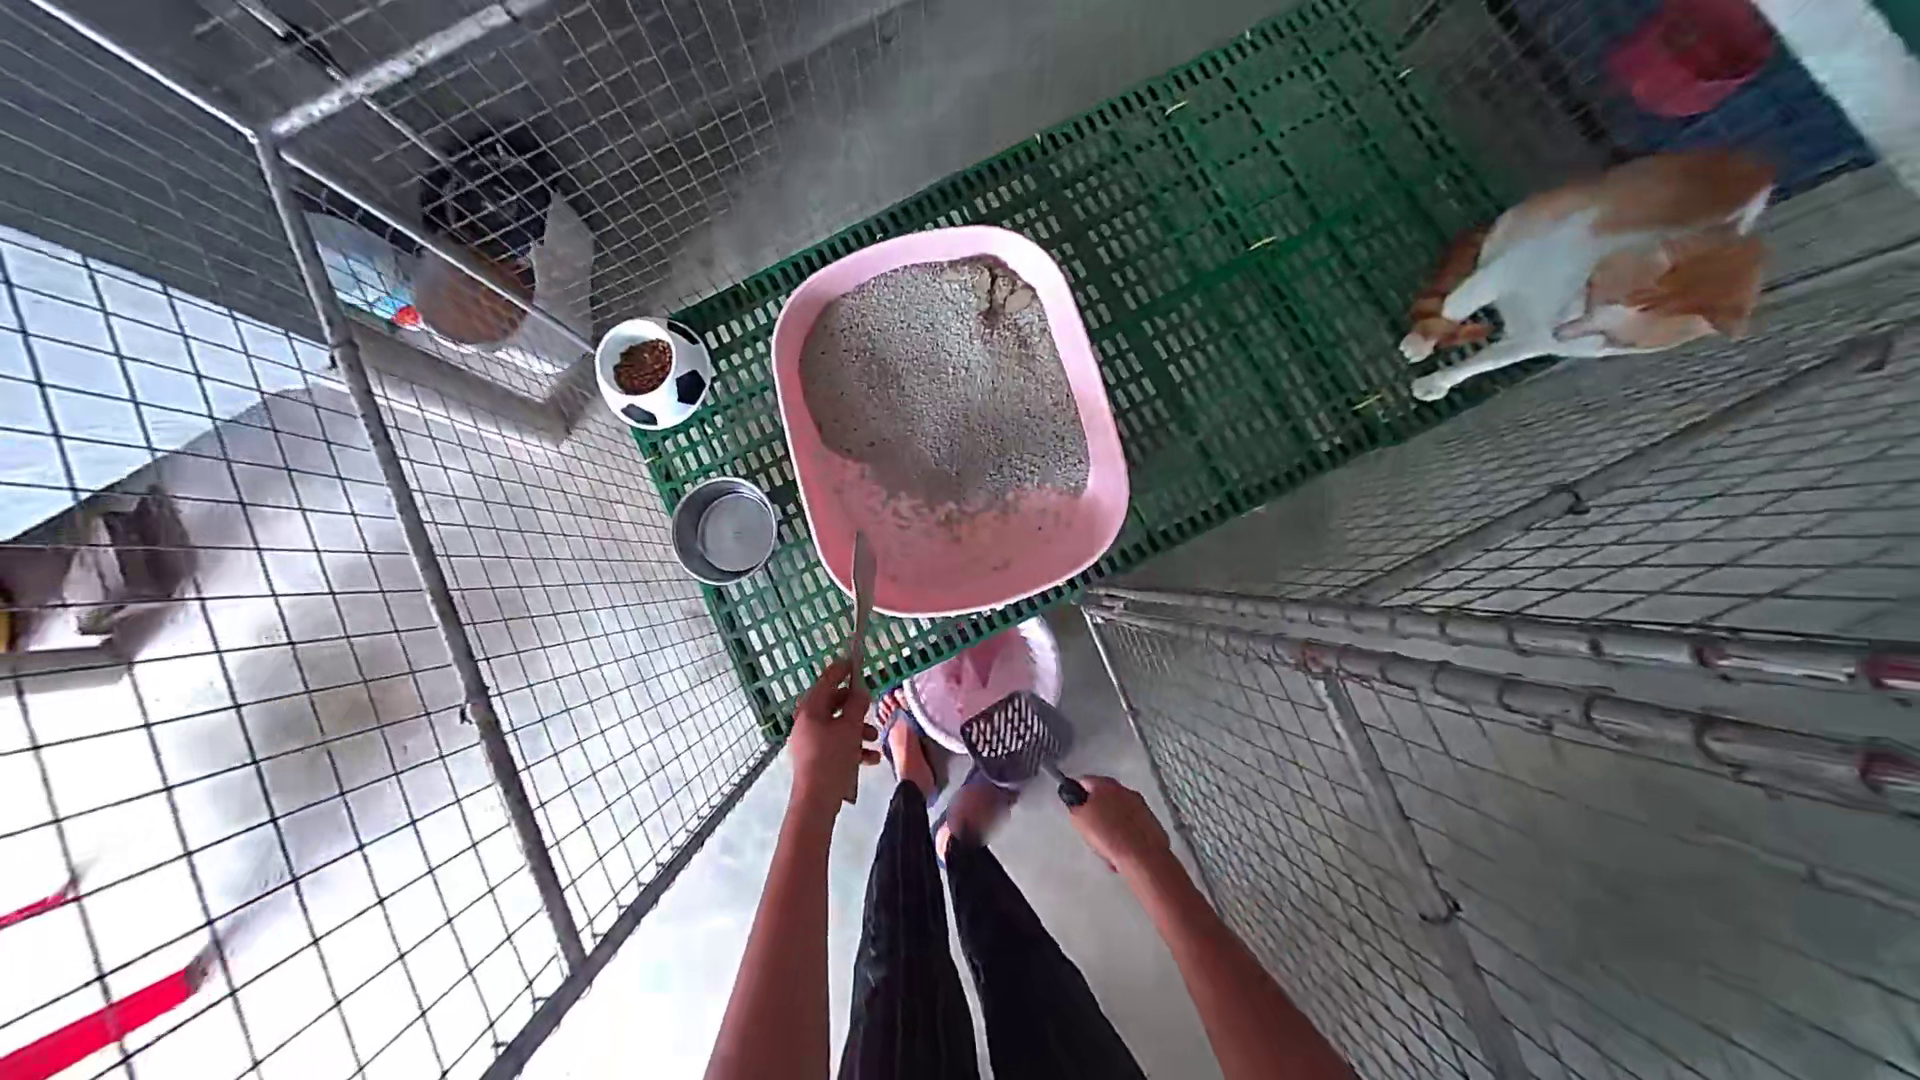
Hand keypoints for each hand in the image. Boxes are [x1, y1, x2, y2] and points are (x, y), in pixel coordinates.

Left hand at [786, 658, 878, 817]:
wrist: (816, 800)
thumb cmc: (832, 758)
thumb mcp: (850, 728)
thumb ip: (857, 706)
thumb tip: (861, 692)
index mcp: (810, 709)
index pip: (826, 681)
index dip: (841, 670)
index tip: (854, 662)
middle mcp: (806, 722)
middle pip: (832, 704)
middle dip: (854, 706)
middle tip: (870, 704)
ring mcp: (809, 741)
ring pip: (837, 725)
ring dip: (858, 728)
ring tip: (874, 738)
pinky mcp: (815, 758)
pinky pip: (836, 744)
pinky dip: (852, 746)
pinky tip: (870, 758)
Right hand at [1067, 775, 1172, 874]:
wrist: (1142, 857)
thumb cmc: (1108, 835)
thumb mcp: (1079, 819)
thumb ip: (1074, 805)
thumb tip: (1075, 802)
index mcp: (1106, 784)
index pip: (1084, 781)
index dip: (1076, 793)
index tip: (1074, 805)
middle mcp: (1125, 790)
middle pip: (1104, 796)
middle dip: (1096, 810)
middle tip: (1090, 828)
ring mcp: (1141, 806)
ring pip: (1119, 812)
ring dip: (1112, 824)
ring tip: (1106, 844)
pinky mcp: (1152, 823)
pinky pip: (1132, 826)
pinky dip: (1126, 835)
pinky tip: (1120, 850)